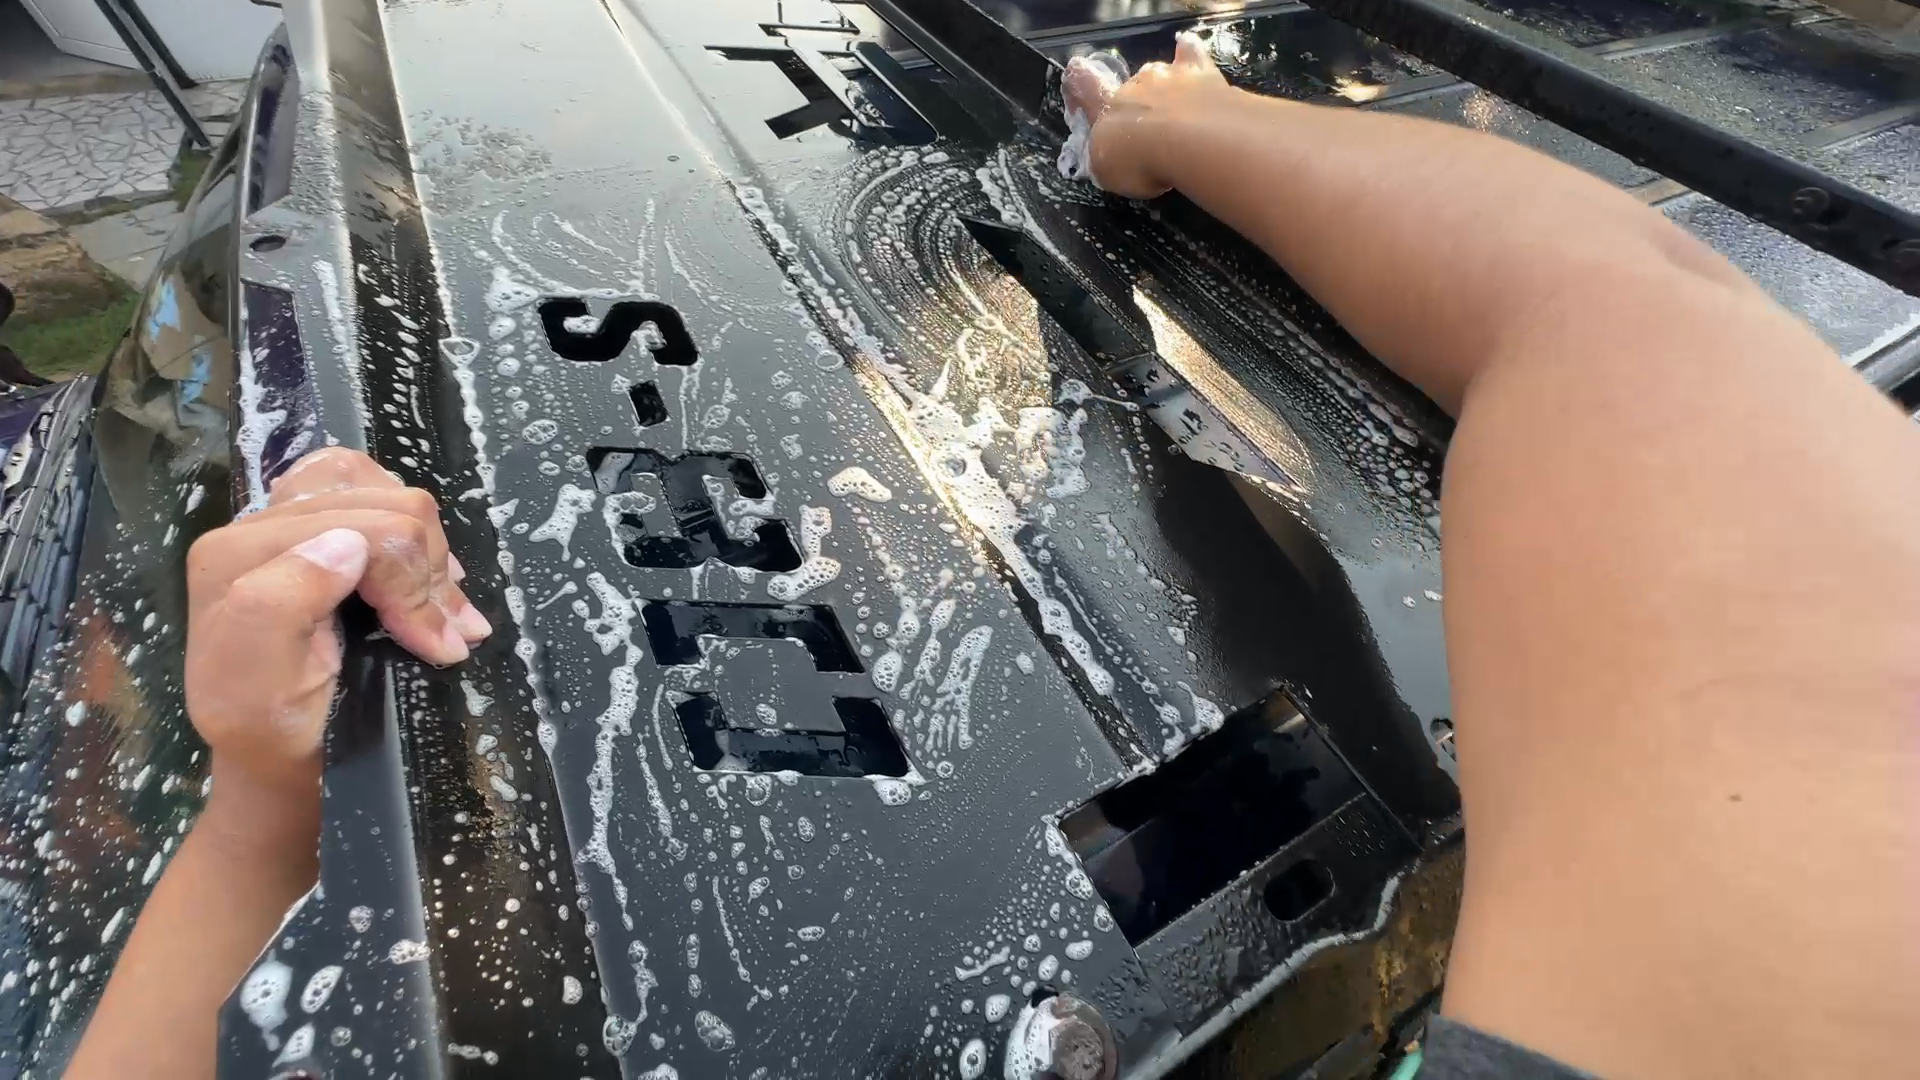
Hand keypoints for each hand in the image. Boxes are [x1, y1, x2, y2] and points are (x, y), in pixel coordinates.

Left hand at [184, 447, 489, 826]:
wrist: (288, 743)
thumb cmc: (281, 726)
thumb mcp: (261, 687)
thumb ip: (277, 607)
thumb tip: (345, 544)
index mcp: (238, 556)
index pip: (369, 530)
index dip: (415, 588)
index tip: (436, 646)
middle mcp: (259, 524)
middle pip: (393, 507)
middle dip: (430, 575)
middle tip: (444, 636)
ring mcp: (295, 519)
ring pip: (398, 496)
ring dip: (434, 559)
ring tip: (443, 616)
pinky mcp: (324, 522)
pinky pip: (384, 489)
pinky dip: (422, 534)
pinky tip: (429, 578)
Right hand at [1064, 31, 1234, 197]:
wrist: (1190, 142)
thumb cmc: (1140, 160)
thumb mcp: (1107, 171)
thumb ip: (1103, 158)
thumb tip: (1106, 154)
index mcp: (1107, 106)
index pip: (1083, 85)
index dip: (1079, 88)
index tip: (1080, 99)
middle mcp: (1134, 84)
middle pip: (1128, 88)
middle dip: (1133, 106)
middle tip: (1144, 135)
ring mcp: (1167, 75)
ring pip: (1158, 75)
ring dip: (1160, 91)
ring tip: (1173, 119)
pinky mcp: (1198, 72)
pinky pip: (1189, 54)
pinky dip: (1187, 56)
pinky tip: (1189, 67)